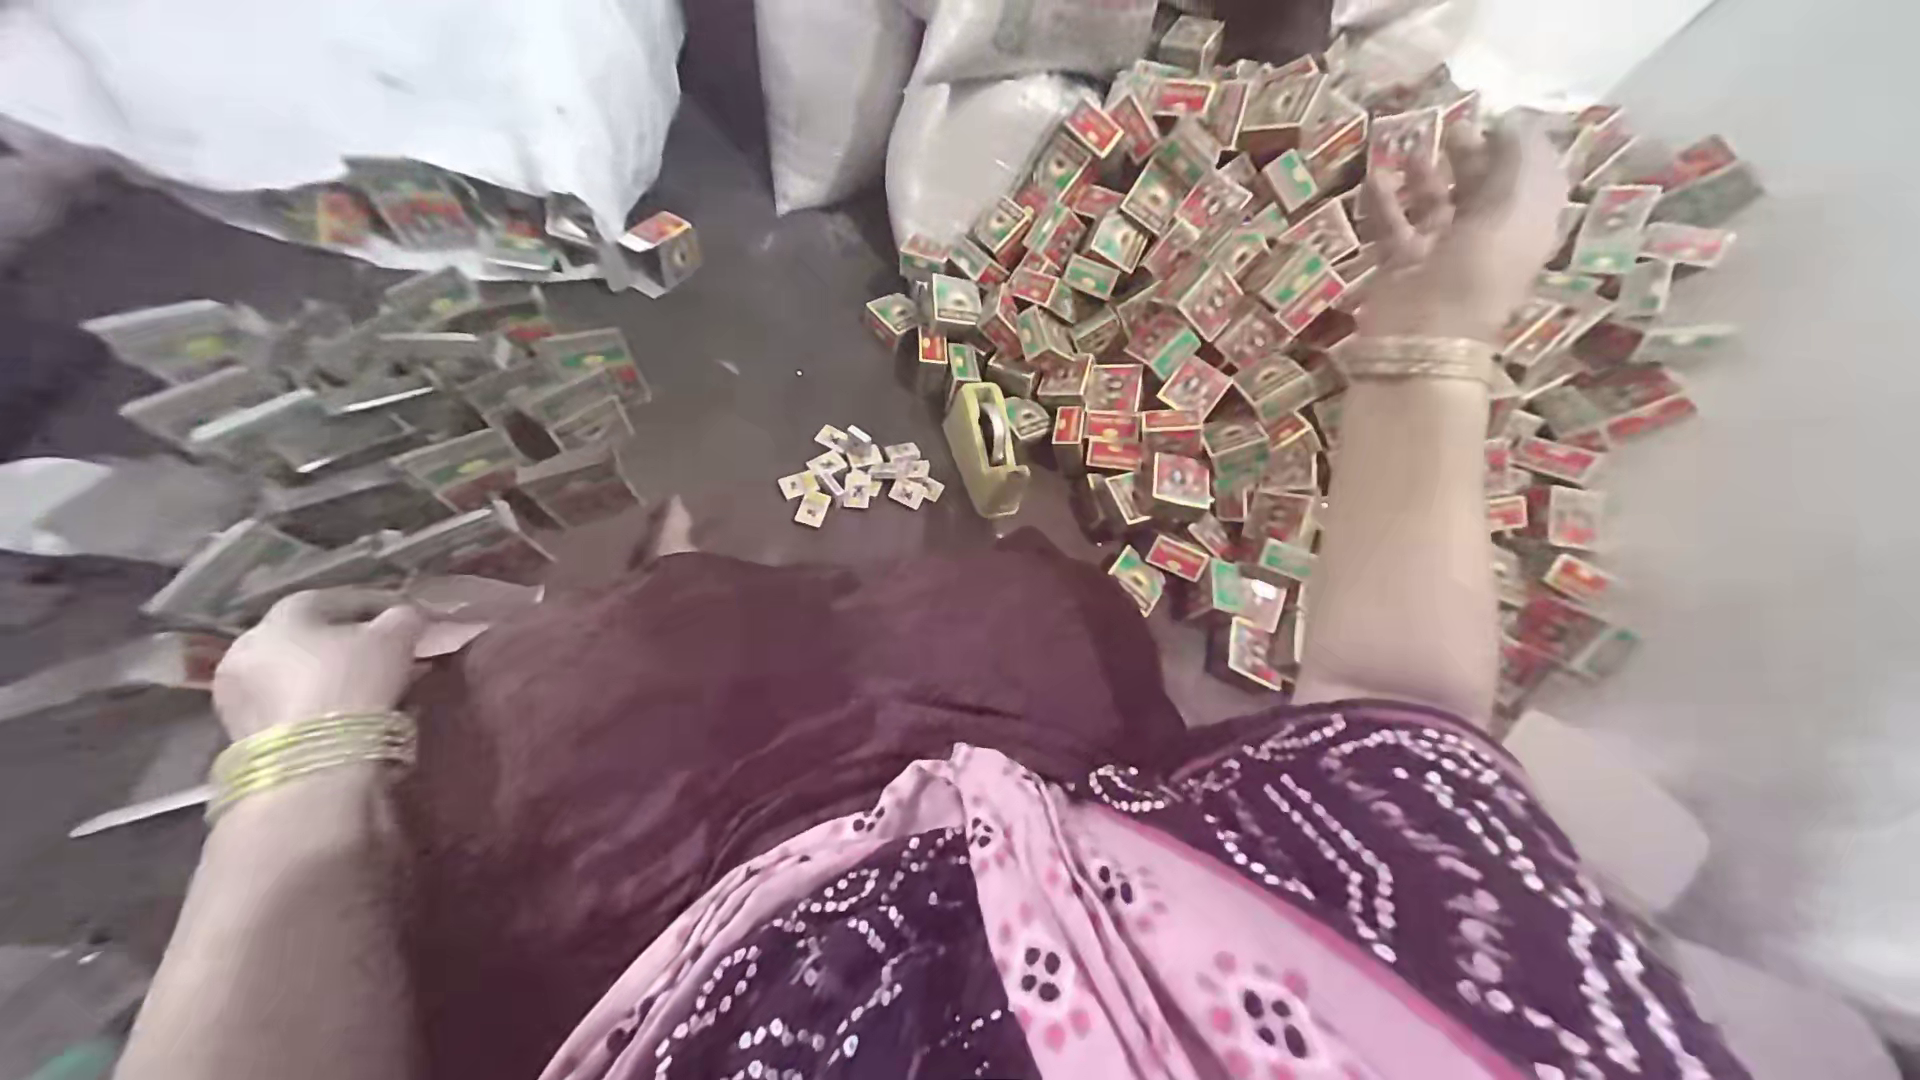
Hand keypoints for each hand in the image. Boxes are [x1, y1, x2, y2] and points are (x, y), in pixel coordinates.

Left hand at [213, 588, 427, 739]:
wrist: (312, 752)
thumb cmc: (354, 678)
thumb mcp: (398, 636)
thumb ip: (407, 616)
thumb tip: (409, 617)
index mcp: (283, 616)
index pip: (337, 598)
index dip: (379, 603)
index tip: (410, 615)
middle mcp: (247, 644)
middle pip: (312, 632)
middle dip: (353, 636)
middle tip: (392, 646)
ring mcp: (234, 686)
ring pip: (298, 665)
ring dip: (334, 666)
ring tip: (374, 677)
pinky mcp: (237, 722)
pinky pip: (288, 694)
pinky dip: (318, 691)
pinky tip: (348, 702)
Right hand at [1357, 110, 1569, 341]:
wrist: (1424, 335)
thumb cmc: (1478, 271)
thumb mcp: (1518, 206)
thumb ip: (1519, 157)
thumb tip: (1508, 120)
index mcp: (1525, 221)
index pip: (1525, 173)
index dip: (1514, 143)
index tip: (1494, 116)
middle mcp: (1484, 235)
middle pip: (1478, 186)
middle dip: (1468, 154)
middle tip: (1451, 128)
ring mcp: (1437, 252)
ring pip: (1431, 204)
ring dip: (1423, 175)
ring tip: (1409, 149)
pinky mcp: (1398, 265)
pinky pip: (1391, 226)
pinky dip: (1383, 203)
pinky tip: (1375, 178)